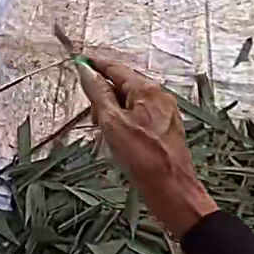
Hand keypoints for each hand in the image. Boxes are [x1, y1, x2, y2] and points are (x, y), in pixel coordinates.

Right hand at [77, 58, 216, 237]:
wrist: (173, 191)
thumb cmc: (144, 159)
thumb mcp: (112, 123)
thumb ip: (98, 93)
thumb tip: (86, 71)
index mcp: (147, 90)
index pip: (115, 68)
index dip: (95, 64)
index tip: (79, 62)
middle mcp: (159, 96)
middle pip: (123, 83)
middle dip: (103, 93)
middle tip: (90, 111)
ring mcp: (165, 111)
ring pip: (130, 100)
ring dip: (112, 108)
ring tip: (104, 130)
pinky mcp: (165, 127)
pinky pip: (139, 113)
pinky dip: (124, 119)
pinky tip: (117, 137)